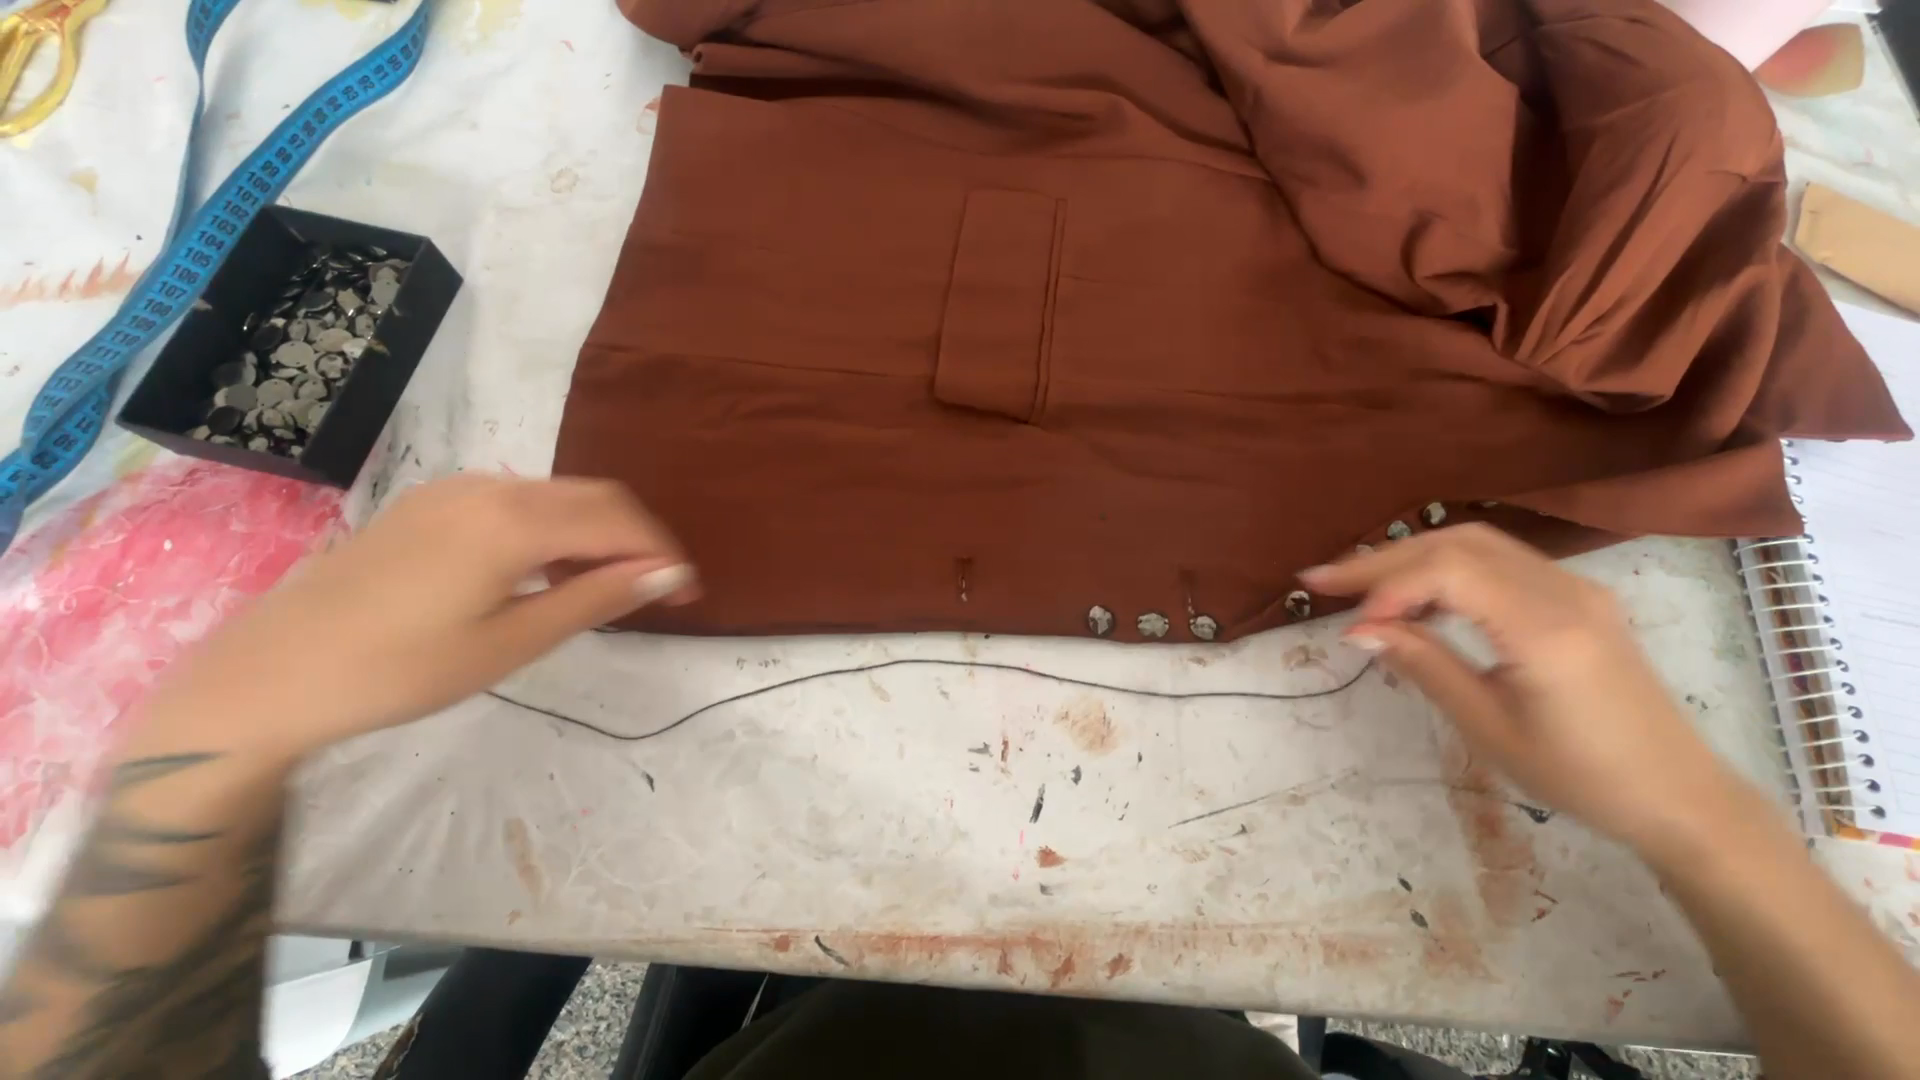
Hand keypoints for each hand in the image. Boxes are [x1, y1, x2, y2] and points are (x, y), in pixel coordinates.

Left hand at [140, 473, 697, 758]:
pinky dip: (553, 527)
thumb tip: (668, 573)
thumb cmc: (401, 670)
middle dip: (635, 537)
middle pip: (592, 496)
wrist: (270, 674)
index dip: (662, 552)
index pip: (617, 520)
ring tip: (605, 586)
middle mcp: (489, 488)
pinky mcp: (428, 504)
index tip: (689, 592)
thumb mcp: (512, 642)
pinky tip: (545, 570)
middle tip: (656, 589)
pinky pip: (517, 500)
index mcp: (513, 521)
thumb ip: (596, 597)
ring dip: (595, 532)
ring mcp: (454, 490)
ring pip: (556, 495)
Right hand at [1301, 524, 1742, 851]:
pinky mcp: (1577, 598)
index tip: (1349, 625)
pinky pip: (1499, 562)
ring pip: (1476, 544)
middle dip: (1384, 559)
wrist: (1678, 796)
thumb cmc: (1580, 775)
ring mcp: (1575, 588)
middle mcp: (1563, 591)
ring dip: (1412, 558)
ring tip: (1359, 587)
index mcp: (1544, 627)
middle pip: (1457, 544)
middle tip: (1321, 581)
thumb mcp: (1488, 727)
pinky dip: (1447, 568)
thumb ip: (1424, 665)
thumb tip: (1358, 631)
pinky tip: (1419, 598)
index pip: (1448, 572)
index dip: (1387, 588)